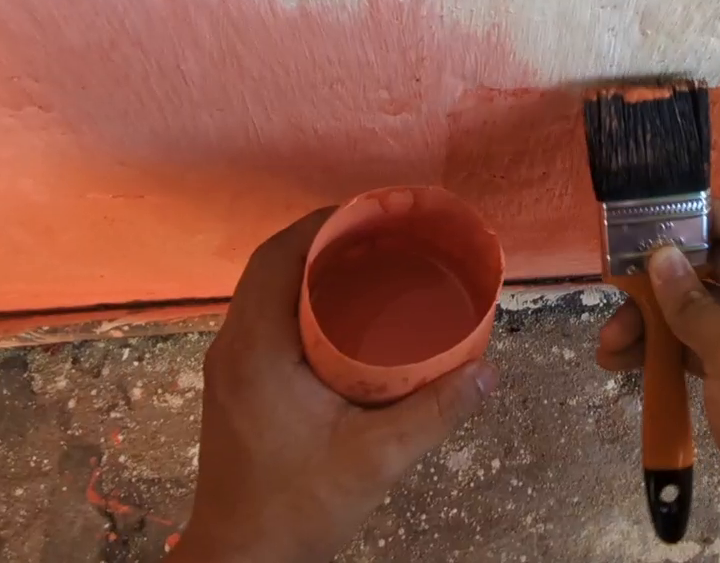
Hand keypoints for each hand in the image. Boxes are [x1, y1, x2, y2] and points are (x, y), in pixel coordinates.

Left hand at [169, 208, 497, 562]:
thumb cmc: (297, 506)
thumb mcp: (374, 459)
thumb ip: (434, 412)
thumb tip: (489, 371)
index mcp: (256, 348)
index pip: (277, 256)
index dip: (321, 223)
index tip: (372, 213)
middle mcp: (234, 344)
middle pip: (272, 263)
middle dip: (323, 237)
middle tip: (382, 234)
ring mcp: (230, 363)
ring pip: (267, 286)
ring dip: (310, 263)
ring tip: (369, 260)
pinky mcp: (236, 379)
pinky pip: (267, 312)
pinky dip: (301, 293)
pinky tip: (342, 309)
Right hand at [595, 200, 719, 562]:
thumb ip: (693, 303)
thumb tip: (658, 255)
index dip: (692, 216)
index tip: (644, 221)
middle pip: (706, 268)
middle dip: (658, 280)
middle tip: (614, 290)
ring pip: (693, 309)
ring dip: (650, 320)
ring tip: (609, 344)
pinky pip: (691, 344)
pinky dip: (659, 350)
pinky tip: (623, 362)